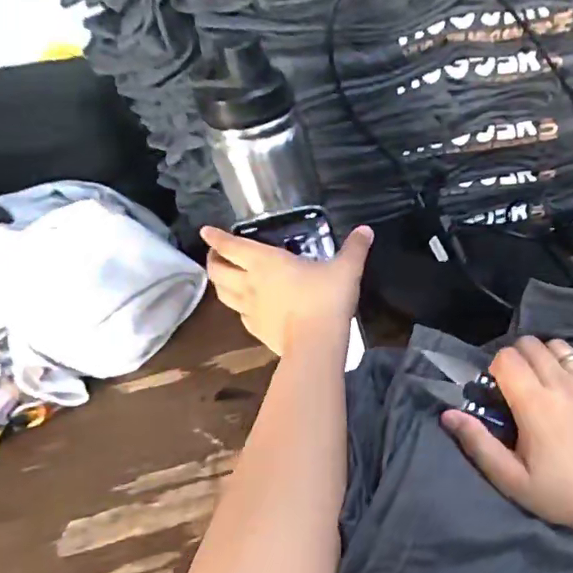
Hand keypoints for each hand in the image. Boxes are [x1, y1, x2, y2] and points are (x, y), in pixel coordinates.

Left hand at [201, 225, 371, 356]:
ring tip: (223, 279)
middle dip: (213, 260)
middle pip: (218, 270)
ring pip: (222, 293)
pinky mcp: (255, 329)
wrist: (316, 343)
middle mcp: (250, 283)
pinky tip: (245, 308)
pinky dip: (237, 307)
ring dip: (219, 284)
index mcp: (265, 262)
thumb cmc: (326, 299)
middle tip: (216, 255)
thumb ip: (355, 248)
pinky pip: (239, 315)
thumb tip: (366, 230)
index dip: (216, 237)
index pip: (231, 246)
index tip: (206, 231)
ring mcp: (249, 309)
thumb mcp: (346, 269)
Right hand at [440, 336, 572, 542]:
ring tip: (547, 384)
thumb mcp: (511, 479)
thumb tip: (449, 414)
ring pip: (560, 347)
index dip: (496, 369)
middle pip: (531, 345)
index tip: (499, 391)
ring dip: (546, 358)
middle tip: (519, 388)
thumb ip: (478, 443)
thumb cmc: (558, 494)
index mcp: (535, 404)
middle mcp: (564, 385)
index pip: (507, 357)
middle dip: (518, 360)